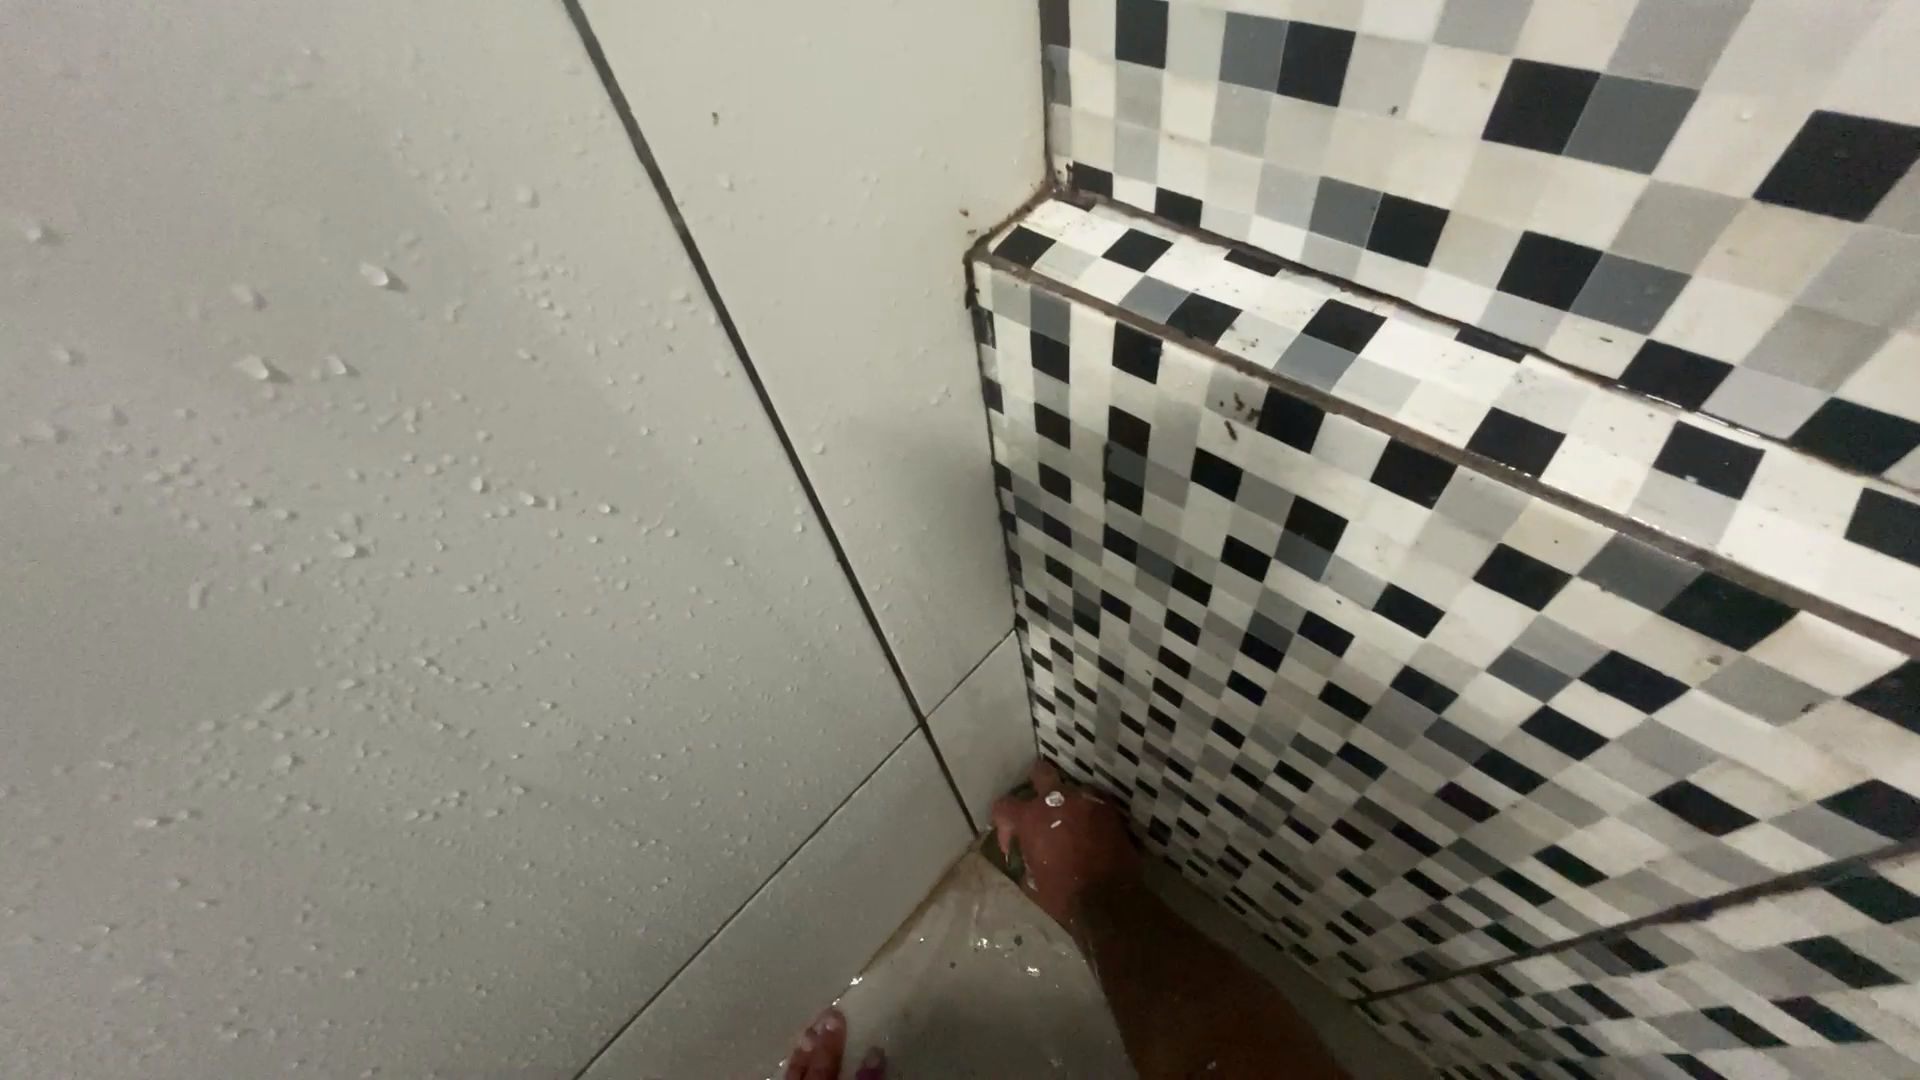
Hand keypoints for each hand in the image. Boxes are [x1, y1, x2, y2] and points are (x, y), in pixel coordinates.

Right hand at [990, 760, 1139, 929]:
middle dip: (1037, 784)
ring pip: (1071, 788)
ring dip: (1067, 803)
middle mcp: (1055, 800)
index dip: (1003, 823)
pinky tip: (1091, 829)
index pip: (1003, 805)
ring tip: (1071, 822)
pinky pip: (1093, 800)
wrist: (1109, 901)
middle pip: (1040, 773)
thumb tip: (1025, 852)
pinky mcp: (1107, 807)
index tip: (1012, 842)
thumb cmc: (1064, 896)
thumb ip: (1024, 856)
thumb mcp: (1031, 882)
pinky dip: (1088, 811)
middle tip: (1041, 806)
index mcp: (1030, 818)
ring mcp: (1084, 800)